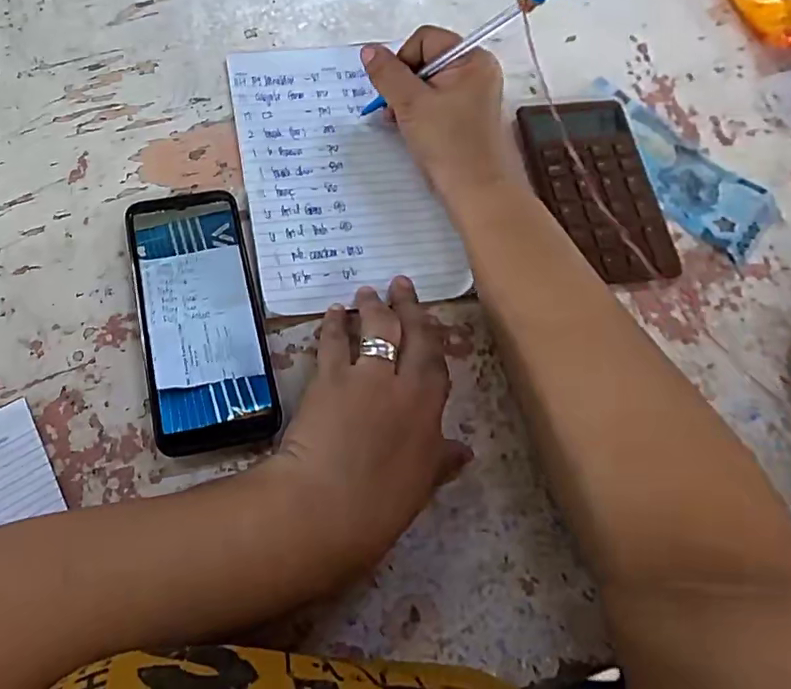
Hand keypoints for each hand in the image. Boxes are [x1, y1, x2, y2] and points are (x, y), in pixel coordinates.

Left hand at [263, 278, 470, 570]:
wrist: (325, 504)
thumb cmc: (377, 507)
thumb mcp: (419, 485)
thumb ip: (439, 460)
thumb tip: (464, 451)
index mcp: (427, 412)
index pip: (434, 363)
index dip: (431, 335)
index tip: (427, 316)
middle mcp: (399, 385)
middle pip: (408, 334)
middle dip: (406, 306)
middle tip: (401, 283)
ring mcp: (363, 376)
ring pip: (373, 328)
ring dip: (371, 306)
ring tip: (368, 292)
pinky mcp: (327, 376)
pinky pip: (333, 340)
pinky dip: (334, 323)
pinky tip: (333, 312)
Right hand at [361, 26, 526, 203]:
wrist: (476, 191)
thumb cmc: (447, 142)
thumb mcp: (410, 103)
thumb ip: (387, 73)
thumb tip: (368, 50)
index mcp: (472, 59)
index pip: (425, 39)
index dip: (403, 61)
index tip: (398, 91)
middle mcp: (476, 71)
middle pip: (424, 60)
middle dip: (403, 83)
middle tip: (397, 109)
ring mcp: (472, 94)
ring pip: (425, 83)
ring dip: (406, 100)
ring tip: (403, 123)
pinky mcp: (465, 115)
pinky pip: (434, 101)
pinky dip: (417, 112)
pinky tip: (411, 130)